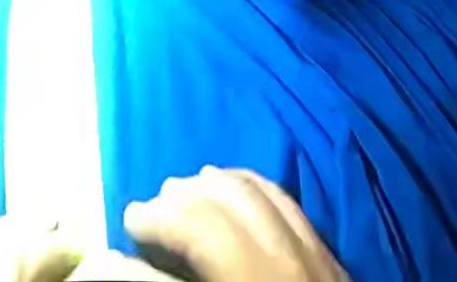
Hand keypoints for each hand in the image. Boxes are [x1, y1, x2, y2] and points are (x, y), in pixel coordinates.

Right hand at [122, 166, 348, 281]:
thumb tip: (122, 276)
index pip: (195, 240)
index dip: (154, 228)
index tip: (123, 225)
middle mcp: (284, 267)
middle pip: (226, 206)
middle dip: (181, 198)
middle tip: (148, 205)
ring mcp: (316, 260)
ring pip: (260, 193)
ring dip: (218, 183)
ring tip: (186, 186)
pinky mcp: (334, 262)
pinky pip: (289, 202)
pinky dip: (255, 186)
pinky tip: (237, 187)